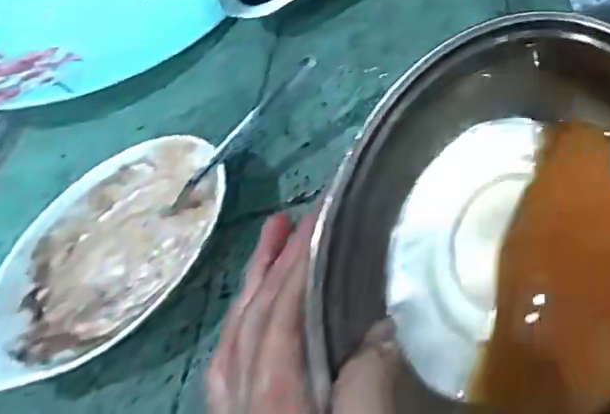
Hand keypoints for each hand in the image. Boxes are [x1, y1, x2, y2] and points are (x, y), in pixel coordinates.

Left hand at [205, 212, 399, 413]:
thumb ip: (369, 381)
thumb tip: (381, 329)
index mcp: (274, 397)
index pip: (282, 311)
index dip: (300, 259)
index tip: (321, 215)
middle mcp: (242, 406)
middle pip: (251, 321)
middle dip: (271, 264)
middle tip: (287, 218)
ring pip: (232, 344)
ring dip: (251, 289)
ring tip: (267, 249)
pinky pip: (228, 371)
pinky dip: (240, 330)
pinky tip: (254, 321)